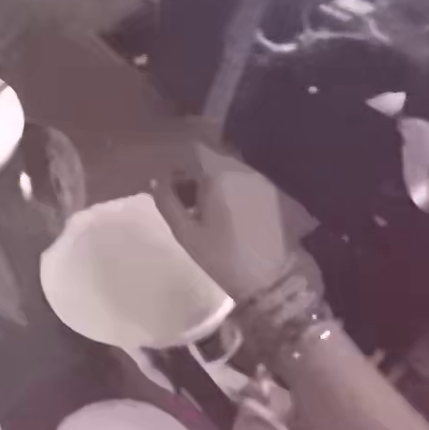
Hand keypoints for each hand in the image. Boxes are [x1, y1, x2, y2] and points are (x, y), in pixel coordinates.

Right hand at [148, 139, 312, 302]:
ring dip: (212, 184)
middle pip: (211, 159)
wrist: (270, 278)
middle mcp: (242, 171)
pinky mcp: (272, 194)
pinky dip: (229, 191)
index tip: (170, 186)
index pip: (194, 151)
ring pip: (227, 170)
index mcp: (218, 177)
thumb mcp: (185, 232)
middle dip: (194, 176)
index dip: (178, 165)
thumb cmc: (221, 256)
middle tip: (184, 204)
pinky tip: (226, 216)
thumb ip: (167, 202)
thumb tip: (156, 181)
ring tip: (204, 212)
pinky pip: (242, 182)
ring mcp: (260, 182)